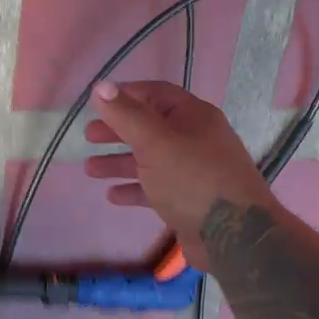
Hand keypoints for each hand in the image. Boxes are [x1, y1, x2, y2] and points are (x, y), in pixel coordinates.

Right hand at [83, 79, 277, 268]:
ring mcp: (190, 170)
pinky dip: (132, 189)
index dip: (126, 95)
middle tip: (87, 137)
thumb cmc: (192, 179)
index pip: (156, 94)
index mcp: (192, 116)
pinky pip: (154, 188)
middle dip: (117, 131)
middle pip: (149, 128)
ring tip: (90, 170)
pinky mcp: (185, 199)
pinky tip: (112, 196)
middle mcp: (193, 139)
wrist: (232, 233)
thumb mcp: (155, 142)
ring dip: (119, 162)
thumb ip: (126, 115)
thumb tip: (99, 86)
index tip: (96, 102)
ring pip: (148, 160)